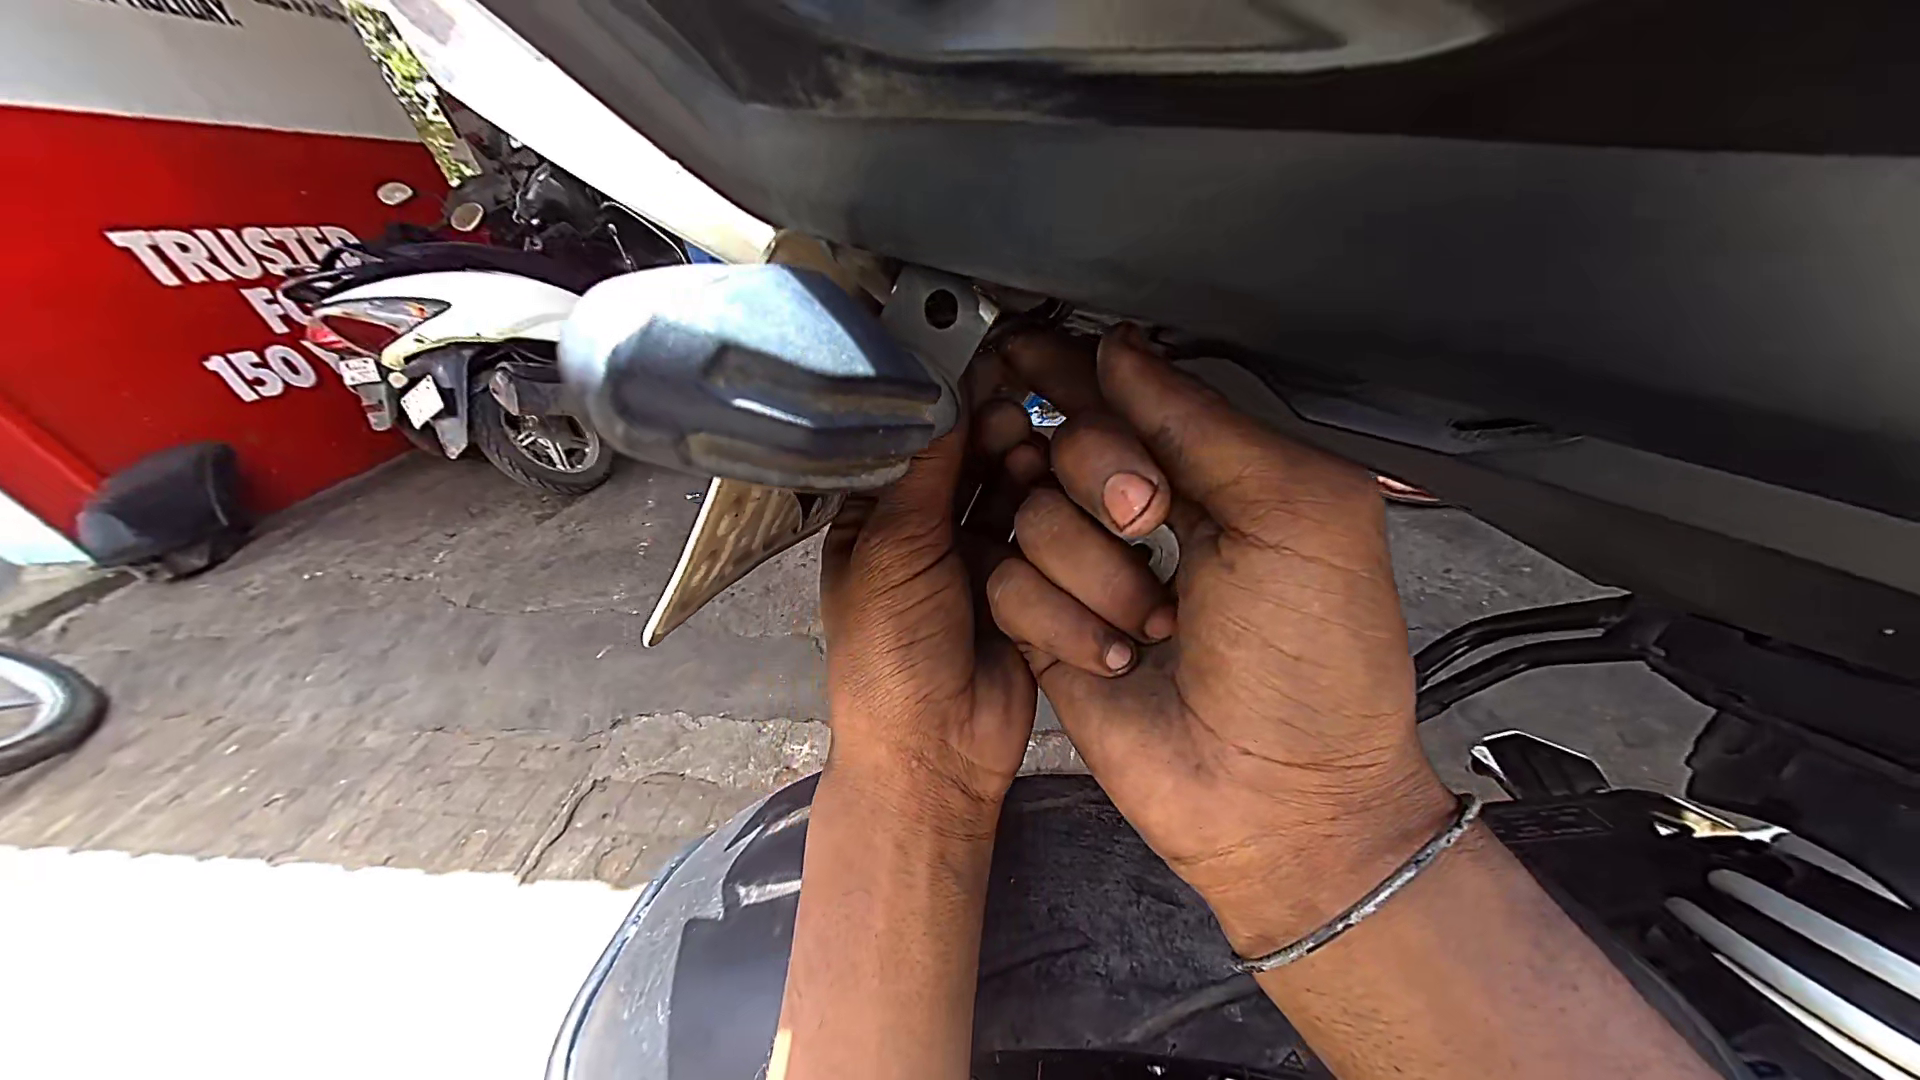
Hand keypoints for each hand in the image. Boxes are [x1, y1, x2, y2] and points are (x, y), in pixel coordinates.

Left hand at [818, 385, 1047, 829]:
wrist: (936, 747)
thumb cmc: (890, 650)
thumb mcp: (892, 552)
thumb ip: (924, 475)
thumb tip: (947, 400)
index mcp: (875, 527)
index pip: (913, 457)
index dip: (946, 424)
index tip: (979, 393)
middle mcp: (924, 539)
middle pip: (964, 474)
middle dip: (988, 447)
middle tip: (1013, 423)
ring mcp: (973, 564)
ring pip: (1003, 502)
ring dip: (1017, 477)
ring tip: (1032, 455)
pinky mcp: (1018, 590)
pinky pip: (1034, 542)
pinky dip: (1041, 517)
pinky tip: (1050, 493)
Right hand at [988, 326, 1456, 950]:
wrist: (1275, 796)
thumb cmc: (1312, 659)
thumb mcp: (1296, 514)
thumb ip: (1204, 425)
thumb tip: (1122, 352)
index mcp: (1198, 472)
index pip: (1117, 396)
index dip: (1070, 367)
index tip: (1024, 346)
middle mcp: (1129, 515)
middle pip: (1061, 443)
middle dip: (1099, 471)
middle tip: (1146, 516)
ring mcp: (1082, 571)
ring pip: (1028, 515)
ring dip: (1095, 570)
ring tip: (1155, 624)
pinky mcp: (1043, 627)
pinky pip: (1007, 584)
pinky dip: (1063, 620)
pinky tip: (1115, 657)